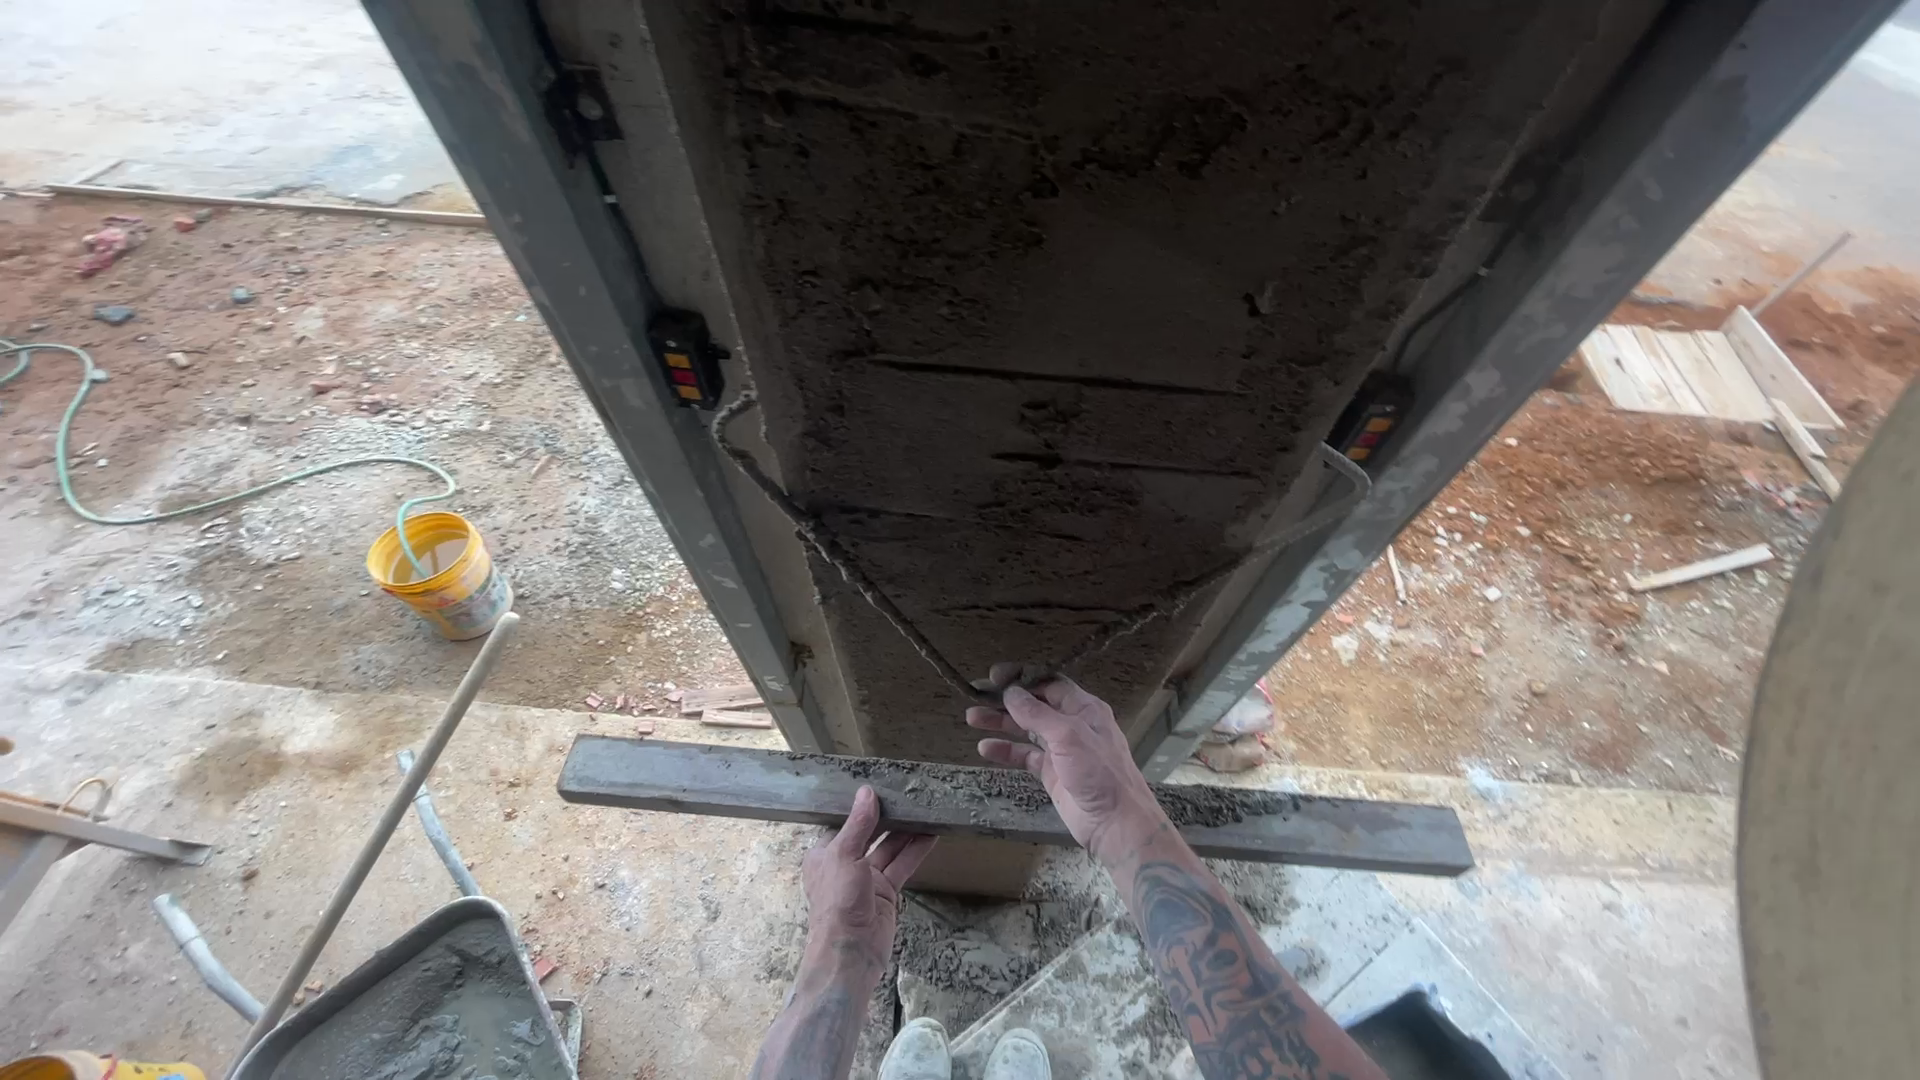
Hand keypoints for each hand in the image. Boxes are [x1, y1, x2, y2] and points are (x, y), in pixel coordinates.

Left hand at [800, 785, 935, 977]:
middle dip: (888, 817)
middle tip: (908, 795)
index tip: (878, 786)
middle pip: (870, 834)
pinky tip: (931, 835)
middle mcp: (845, 864)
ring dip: (906, 832)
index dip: (860, 807)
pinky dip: (916, 850)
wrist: (850, 954)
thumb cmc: (837, 901)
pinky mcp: (887, 892)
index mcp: (824, 855)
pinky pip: (902, 865)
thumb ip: (859, 824)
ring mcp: (867, 879)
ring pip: (890, 848)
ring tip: (925, 810)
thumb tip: (867, 792)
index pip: (844, 824)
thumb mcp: (844, 855)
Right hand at [967, 666, 1168, 861]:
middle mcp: (1072, 725)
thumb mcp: (1068, 736)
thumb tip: (1011, 692)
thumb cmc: (1099, 773)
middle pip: (1034, 705)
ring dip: (1001, 723)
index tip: (995, 676)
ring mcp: (1061, 750)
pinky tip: (986, 749)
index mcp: (1084, 708)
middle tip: (977, 694)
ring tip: (972, 718)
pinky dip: (1006, 751)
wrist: (1116, 823)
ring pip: (1026, 729)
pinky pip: (1025, 756)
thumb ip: (1037, 713)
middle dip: (1006, 700)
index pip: (1049, 683)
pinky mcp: (1052, 773)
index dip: (1022, 678)